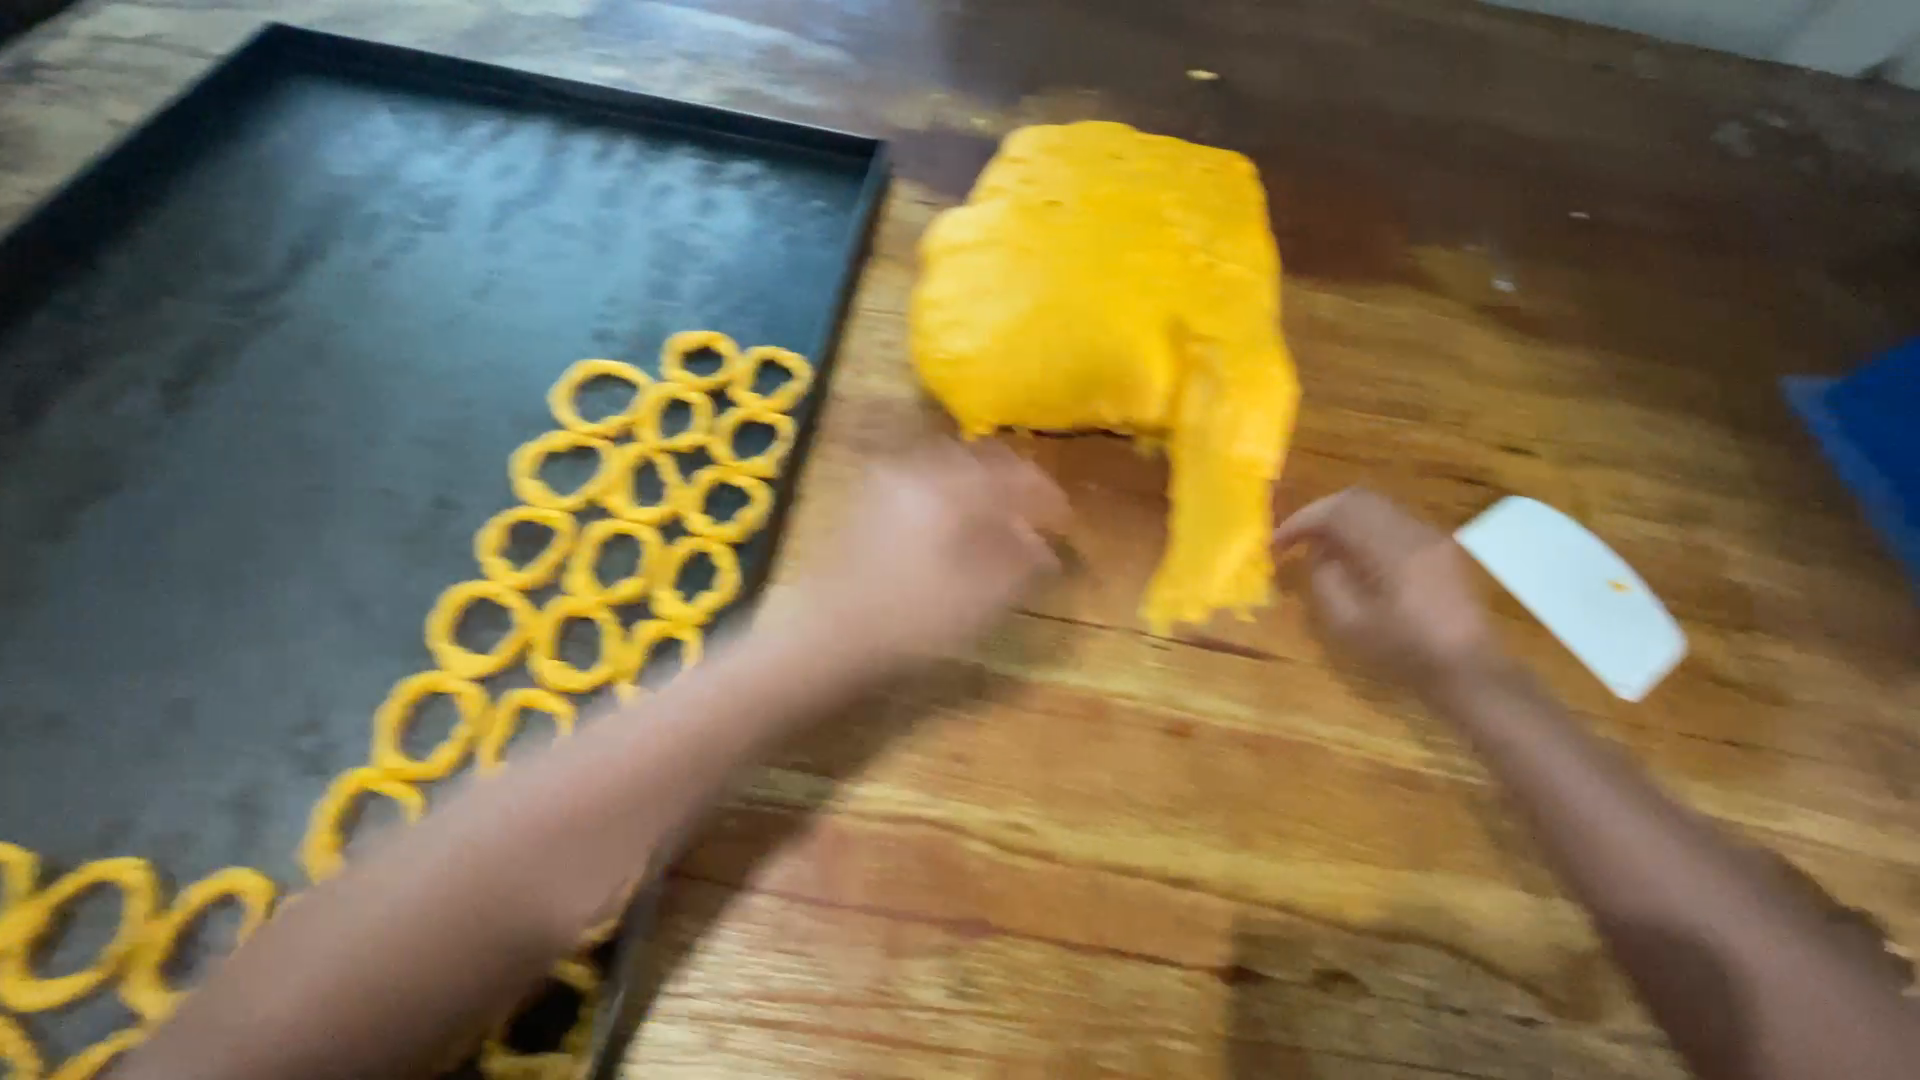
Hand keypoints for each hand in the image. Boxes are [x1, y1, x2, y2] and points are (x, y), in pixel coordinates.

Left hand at [795, 440, 1068, 661]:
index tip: (1065, 520)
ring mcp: (886, 482)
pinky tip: (955, 523)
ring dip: (981, 484)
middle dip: (1014, 482)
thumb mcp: (979, 598)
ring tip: (1000, 516)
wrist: (826, 634)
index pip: (1014, 477)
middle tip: (1035, 510)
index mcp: (951, 489)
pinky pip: (923, 479)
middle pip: (979, 460)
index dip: (1045, 496)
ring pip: (949, 466)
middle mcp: (918, 470)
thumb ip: (1020, 563)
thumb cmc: (910, 620)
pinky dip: (950, 491)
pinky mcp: (867, 501)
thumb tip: (1046, 547)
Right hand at [1273, 488, 1496, 689]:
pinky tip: (1351, 556)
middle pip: (1358, 499)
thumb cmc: (1403, 652)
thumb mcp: (1349, 624)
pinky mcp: (1438, 547)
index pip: (1339, 512)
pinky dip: (1362, 529)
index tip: (1276, 542)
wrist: (1467, 669)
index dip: (1301, 521)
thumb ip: (1326, 579)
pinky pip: (1391, 522)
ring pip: (1376, 506)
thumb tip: (1318, 553)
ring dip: (1340, 520)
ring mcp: (1431, 536)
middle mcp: (1415, 532)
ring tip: (1318, 547)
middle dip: (1318, 514)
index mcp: (1393, 550)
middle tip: (1293, 539)